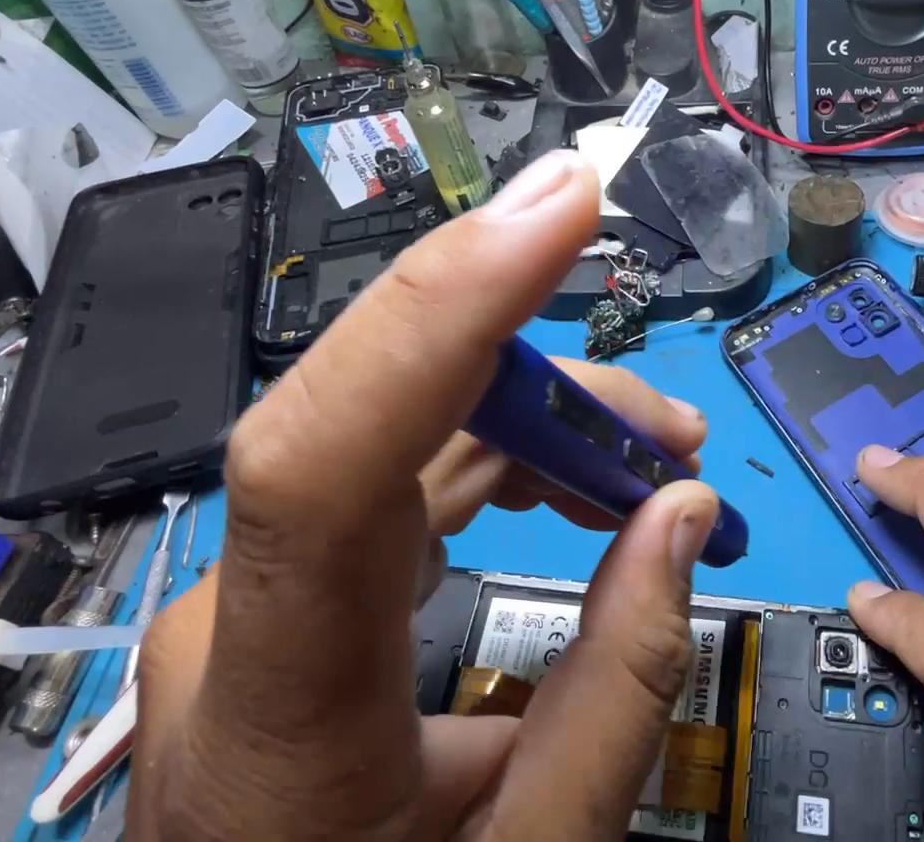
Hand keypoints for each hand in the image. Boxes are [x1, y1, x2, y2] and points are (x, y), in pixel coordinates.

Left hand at [129, 151, 726, 839]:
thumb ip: (618, 692)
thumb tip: (684, 515)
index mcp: (278, 713)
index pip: (324, 453)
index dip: (443, 306)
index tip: (559, 210)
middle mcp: (238, 616)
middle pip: (392, 419)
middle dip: (549, 388)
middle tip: (674, 432)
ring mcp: (258, 588)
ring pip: (408, 433)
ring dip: (540, 423)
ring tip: (652, 461)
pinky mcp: (295, 580)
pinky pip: (404, 474)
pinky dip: (506, 459)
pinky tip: (579, 482)